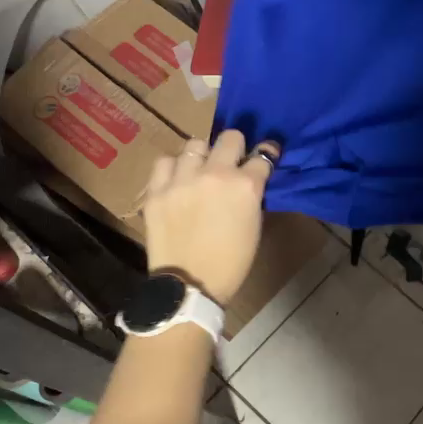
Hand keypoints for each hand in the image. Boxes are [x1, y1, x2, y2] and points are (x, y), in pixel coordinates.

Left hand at [142, 130, 277, 303]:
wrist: (189, 286)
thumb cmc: (231, 260)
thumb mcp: (253, 222)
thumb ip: (251, 193)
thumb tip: (248, 177)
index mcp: (247, 185)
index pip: (263, 154)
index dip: (265, 155)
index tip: (263, 157)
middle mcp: (216, 174)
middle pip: (230, 137)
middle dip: (235, 147)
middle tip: (231, 162)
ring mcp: (183, 180)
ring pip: (195, 144)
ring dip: (202, 155)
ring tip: (199, 170)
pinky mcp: (157, 191)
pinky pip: (164, 162)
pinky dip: (173, 167)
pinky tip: (177, 179)